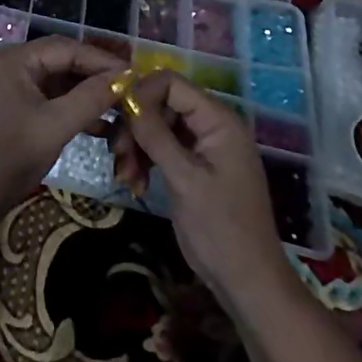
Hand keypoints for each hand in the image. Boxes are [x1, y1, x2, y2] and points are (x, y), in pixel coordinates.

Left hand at [0, 36, 125, 217]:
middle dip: (98, 76)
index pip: (67, 48)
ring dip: (91, 95)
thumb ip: (91, 98)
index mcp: (15, 59)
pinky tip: (107, 126)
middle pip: (66, 62)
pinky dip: (79, 110)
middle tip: (135, 90)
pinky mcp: (22, 108)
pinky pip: (56, 100)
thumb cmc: (11, 153)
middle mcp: (15, 66)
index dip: (103, 60)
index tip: (137, 75)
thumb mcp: (56, 124)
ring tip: (126, 108)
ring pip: (63, 82)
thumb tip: (126, 78)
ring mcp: (17, 87)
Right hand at [116, 72, 294, 305]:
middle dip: (134, 127)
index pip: (170, 83)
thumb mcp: (184, 178)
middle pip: (159, 104)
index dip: (140, 93)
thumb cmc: (220, 227)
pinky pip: (159, 148)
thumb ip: (155, 135)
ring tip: (125, 176)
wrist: (244, 278)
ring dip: (134, 148)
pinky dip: (142, 161)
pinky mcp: (190, 165)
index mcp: (219, 121)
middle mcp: (211, 126)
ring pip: (154, 126)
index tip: (117, 118)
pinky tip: (134, 183)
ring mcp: (201, 146)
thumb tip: (127, 98)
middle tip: (117, 156)